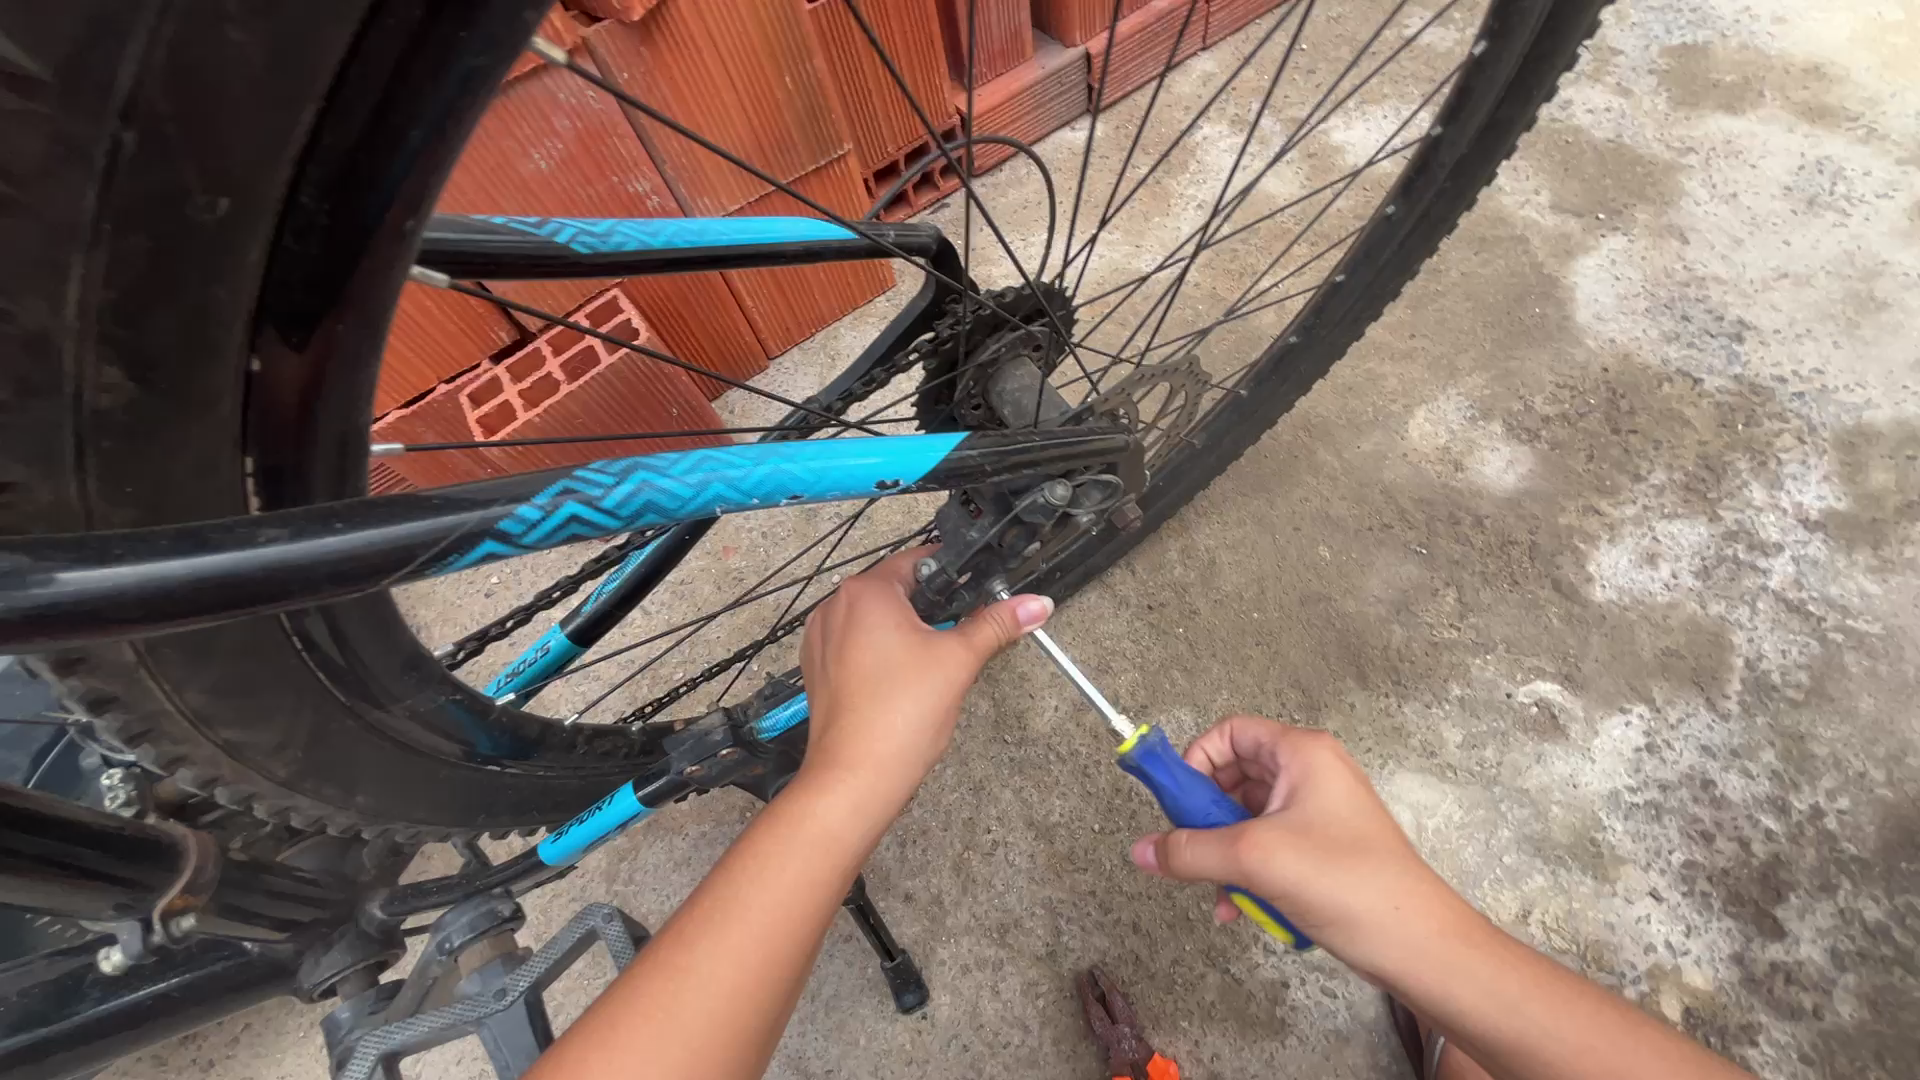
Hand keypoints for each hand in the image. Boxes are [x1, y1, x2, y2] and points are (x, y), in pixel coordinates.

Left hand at [797, 547, 1051, 809]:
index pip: (917, 560)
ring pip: (874, 620)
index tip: (973, 588)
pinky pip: (855, 646)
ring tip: (928, 664)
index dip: (951, 574)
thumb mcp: (959, 660)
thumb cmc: (898, 717)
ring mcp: (822, 639)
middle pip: (895, 590)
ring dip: (903, 632)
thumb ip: (997, 624)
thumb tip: (1034, 604)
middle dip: (929, 609)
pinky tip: (901, 682)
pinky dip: (879, 654)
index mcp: (867, 592)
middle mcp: (835, 607)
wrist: (856, 778)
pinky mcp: (819, 669)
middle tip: (956, 635)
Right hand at [1128, 715, 1479, 977]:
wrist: (1422, 950)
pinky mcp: (1322, 848)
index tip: (1179, 802)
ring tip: (1218, 889)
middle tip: (1192, 846)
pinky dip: (1247, 871)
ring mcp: (1317, 812)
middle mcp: (1310, 772)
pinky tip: (1239, 909)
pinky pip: (1266, 845)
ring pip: (1246, 816)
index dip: (1197, 760)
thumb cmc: (1347, 883)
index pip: (1229, 732)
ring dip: (1223, 852)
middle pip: (1233, 775)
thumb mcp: (1254, 859)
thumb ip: (1189, 850)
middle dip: (1207, 816)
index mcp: (1301, 753)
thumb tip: (1139, 850)